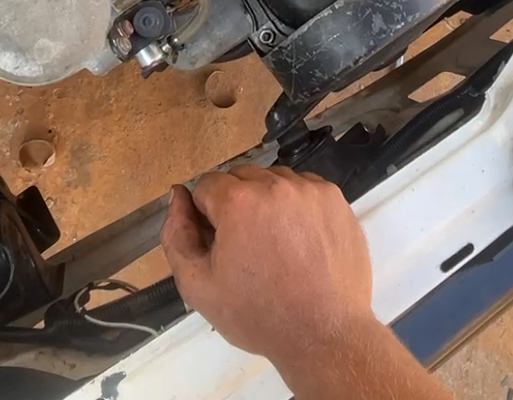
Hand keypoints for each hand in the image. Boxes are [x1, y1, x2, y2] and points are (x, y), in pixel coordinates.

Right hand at [160, 167, 452, 399]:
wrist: (324, 335)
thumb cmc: (258, 315)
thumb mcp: (199, 286)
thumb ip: (178, 235)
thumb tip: (177, 194)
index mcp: (238, 202)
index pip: (206, 185)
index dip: (206, 214)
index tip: (218, 243)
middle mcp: (275, 184)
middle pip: (240, 177)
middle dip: (235, 204)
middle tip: (245, 245)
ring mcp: (309, 188)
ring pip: (273, 179)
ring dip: (266, 201)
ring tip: (275, 244)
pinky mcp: (334, 197)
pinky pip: (304, 187)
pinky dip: (296, 204)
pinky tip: (299, 239)